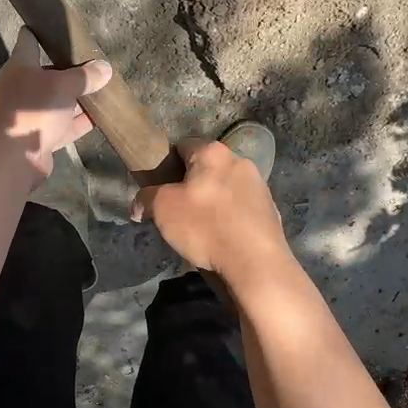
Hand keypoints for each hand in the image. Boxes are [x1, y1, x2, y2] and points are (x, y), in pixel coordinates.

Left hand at [0, 28, 113, 180]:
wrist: (12, 159)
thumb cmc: (33, 110)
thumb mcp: (64, 86)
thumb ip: (85, 77)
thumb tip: (105, 68)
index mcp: (21, 66)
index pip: (30, 40)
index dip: (43, 30)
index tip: (60, 25)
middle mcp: (22, 87)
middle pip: (49, 72)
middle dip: (71, 69)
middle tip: (96, 62)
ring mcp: (31, 114)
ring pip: (59, 101)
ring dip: (78, 98)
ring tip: (105, 88)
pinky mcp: (40, 138)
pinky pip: (64, 125)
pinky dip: (80, 121)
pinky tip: (101, 117)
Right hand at [131, 138, 291, 278]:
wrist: (255, 262)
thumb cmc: (205, 226)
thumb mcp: (162, 209)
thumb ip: (145, 199)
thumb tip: (138, 206)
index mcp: (213, 152)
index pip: (182, 146)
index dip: (167, 165)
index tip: (160, 188)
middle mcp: (240, 161)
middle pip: (205, 168)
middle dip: (191, 185)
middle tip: (177, 211)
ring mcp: (259, 185)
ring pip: (224, 187)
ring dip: (211, 201)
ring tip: (201, 228)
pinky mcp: (270, 208)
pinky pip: (240, 207)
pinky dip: (229, 217)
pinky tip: (223, 237)